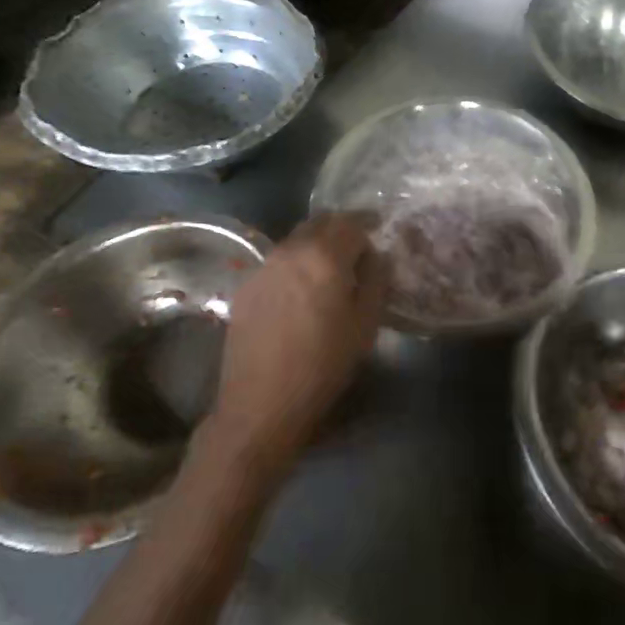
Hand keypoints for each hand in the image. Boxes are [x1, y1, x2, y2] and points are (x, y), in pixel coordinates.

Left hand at [206, 214, 387, 468]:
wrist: (260, 402)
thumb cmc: (322, 367)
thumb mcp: (364, 327)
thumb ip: (376, 281)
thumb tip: (376, 256)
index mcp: (324, 256)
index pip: (351, 222)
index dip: (368, 223)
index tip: (378, 228)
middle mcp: (290, 249)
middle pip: (320, 222)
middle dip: (341, 228)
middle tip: (356, 246)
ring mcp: (264, 265)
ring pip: (296, 239)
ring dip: (316, 244)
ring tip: (329, 269)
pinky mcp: (246, 284)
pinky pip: (277, 260)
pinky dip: (295, 263)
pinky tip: (300, 290)